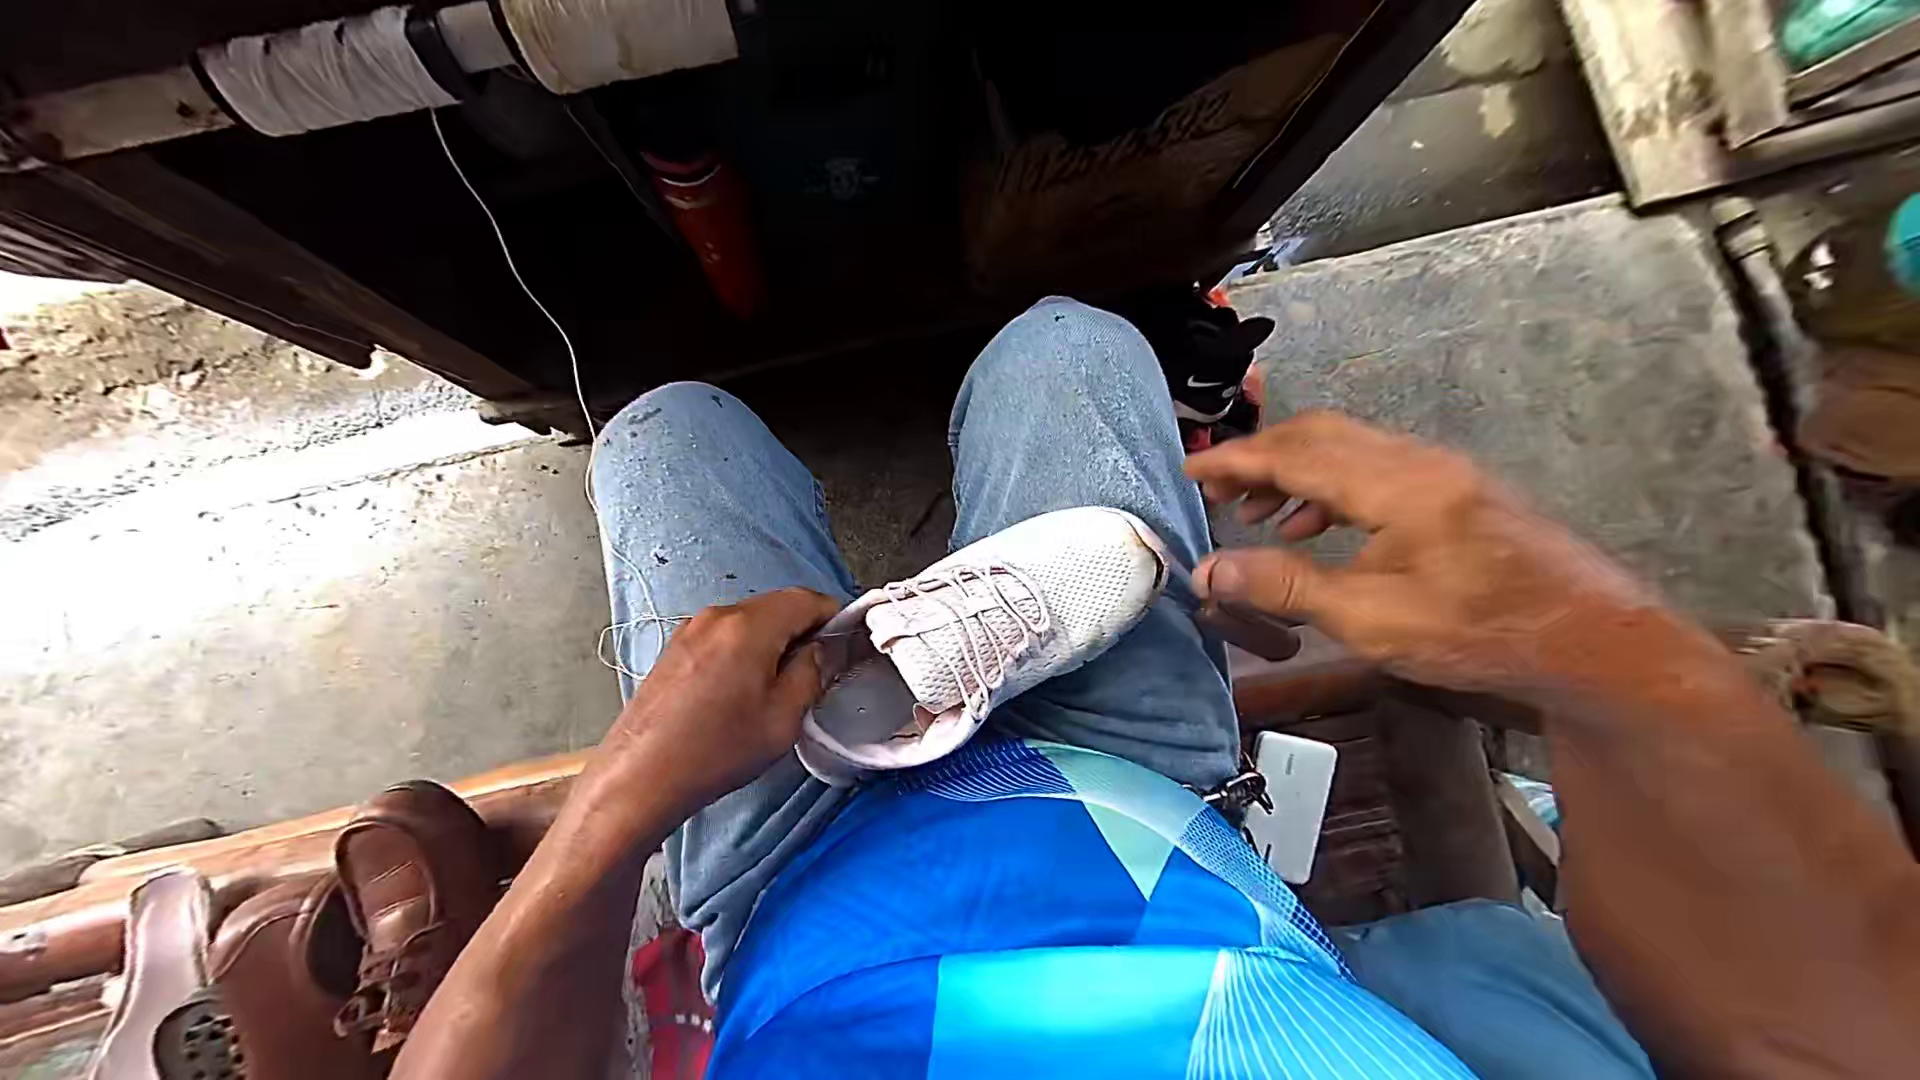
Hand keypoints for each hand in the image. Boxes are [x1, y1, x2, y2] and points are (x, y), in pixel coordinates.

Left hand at [596, 588, 840, 813]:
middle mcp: (719, 616)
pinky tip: (743, 689)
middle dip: (805, 630)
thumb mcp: (783, 717)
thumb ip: (813, 672)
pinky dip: (746, 648)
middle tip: (816, 669)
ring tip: (778, 685)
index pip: (807, 599)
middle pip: (779, 605)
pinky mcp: (676, 647)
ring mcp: (692, 629)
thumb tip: (825, 649)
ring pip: (752, 620)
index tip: (844, 642)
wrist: (638, 779)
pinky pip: (726, 634)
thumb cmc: (713, 751)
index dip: (834, 617)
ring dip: (775, 640)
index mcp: (750, 626)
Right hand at [1184, 411, 1701, 695]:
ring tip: (1250, 509)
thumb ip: (1284, 586)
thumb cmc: (1480, 632)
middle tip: (1214, 487)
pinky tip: (1309, 525)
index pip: (1294, 454)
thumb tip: (1207, 571)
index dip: (1234, 459)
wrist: (1599, 647)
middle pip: (1317, 436)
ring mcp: (1437, 473)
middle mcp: (1416, 463)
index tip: (1188, 468)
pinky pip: (1368, 468)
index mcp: (1396, 485)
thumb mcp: (1370, 619)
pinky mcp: (1449, 491)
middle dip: (1256, 457)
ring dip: (1288, 470)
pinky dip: (1322, 486)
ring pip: (1343, 448)